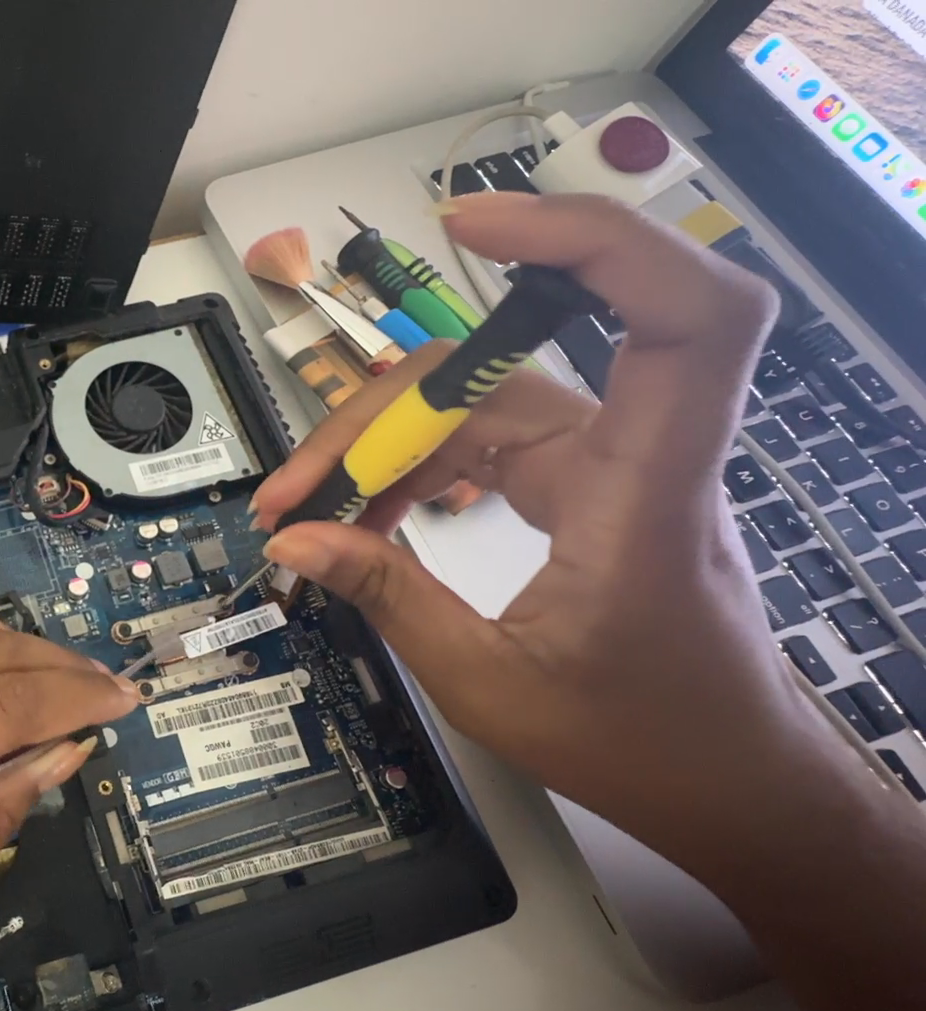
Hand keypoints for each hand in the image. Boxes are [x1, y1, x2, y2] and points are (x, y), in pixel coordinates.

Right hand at [251, 192, 884, 871]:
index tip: (472, 227)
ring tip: (304, 510)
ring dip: (374, 452)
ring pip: (467, 409)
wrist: (721, 779)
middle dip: (373, 422)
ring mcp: (596, 465)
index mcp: (642, 492)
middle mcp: (626, 455)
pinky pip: (471, 447)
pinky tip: (357, 518)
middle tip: (293, 491)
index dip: (589, 243)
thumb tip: (296, 541)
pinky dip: (404, 474)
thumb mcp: (487, 681)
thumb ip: (388, 598)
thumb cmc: (633, 739)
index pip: (677, 317)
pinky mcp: (572, 484)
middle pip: (489, 378)